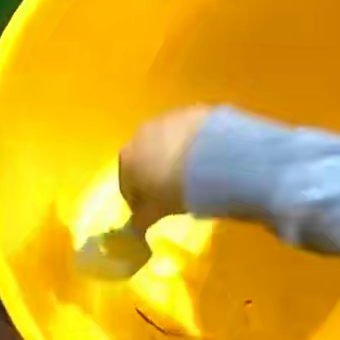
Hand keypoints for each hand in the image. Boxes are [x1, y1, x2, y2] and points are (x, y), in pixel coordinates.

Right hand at [117, 105, 213, 226]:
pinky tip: (207, 158)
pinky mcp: (192, 111)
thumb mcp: (157, 209)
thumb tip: (135, 228)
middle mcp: (141, 134)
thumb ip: (142, 218)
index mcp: (127, 159)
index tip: (151, 212)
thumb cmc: (176, 188)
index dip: (138, 201)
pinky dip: (193, 144)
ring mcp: (166, 119)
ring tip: (193, 175)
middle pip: (144, 159)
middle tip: (173, 193)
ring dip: (174, 156)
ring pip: (166, 142)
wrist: (213, 155)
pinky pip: (188, 132)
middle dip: (155, 175)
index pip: (127, 185)